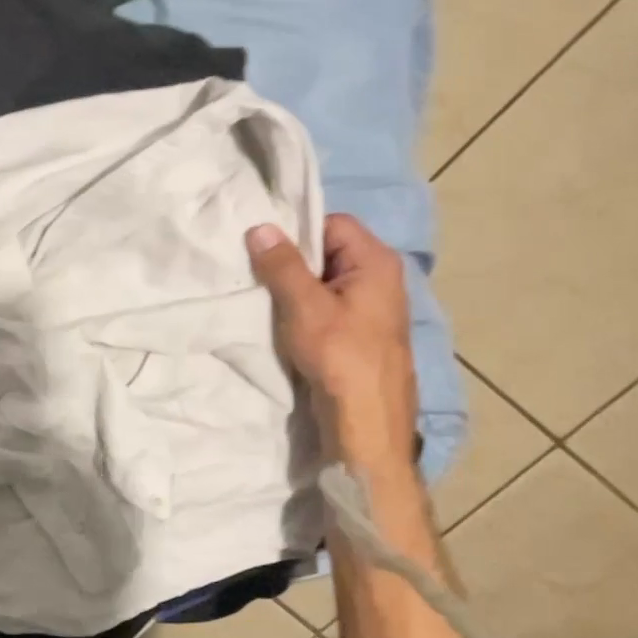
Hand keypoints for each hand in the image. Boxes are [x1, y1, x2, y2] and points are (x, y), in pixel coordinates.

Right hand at [248, 215, 418, 473]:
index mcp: (375, 261)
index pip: (333, 224)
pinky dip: (304, 311)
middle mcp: (380, 276)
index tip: (263, 252)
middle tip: (257, 277)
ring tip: (266, 302)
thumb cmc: (339, 353)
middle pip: (329, 253)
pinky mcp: (360, 331)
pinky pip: (328, 306)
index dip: (297, 233)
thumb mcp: (304, 306)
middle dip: (292, 263)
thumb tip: (260, 227)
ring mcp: (372, 306)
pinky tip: (284, 325)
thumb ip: (282, 265)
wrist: (365, 412)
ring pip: (325, 282)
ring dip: (295, 290)